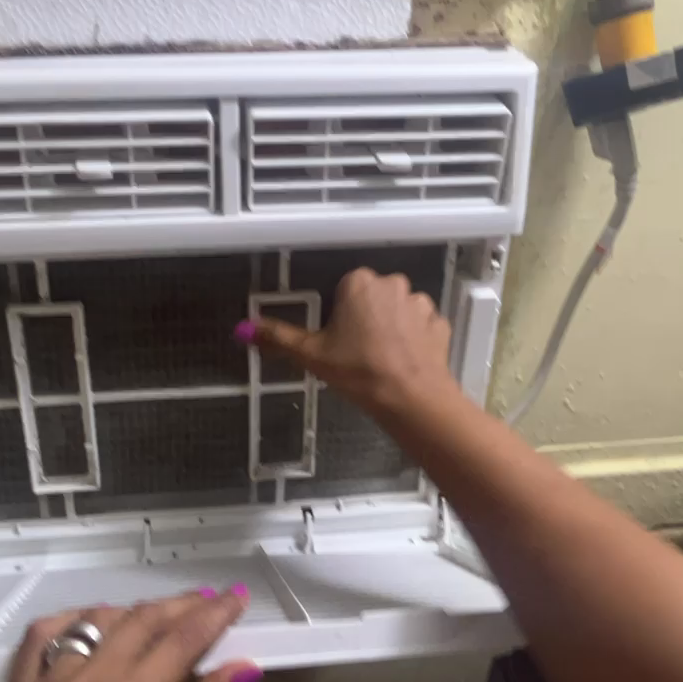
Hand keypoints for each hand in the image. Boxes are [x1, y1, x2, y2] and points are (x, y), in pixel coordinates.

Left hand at [0, 589, 262, 681]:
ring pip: (93, 620)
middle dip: (180, 606)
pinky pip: (40, 637)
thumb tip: (243, 668)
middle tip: (208, 601)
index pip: (179, 642)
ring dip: (132, 612)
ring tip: (160, 618)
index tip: (234, 599)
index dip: (213, 615)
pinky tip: (94, 622)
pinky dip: (71, 620)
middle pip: (140, 621)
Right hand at [244, 268, 461, 422]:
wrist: (412, 399)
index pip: (342, 289)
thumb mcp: (311, 355)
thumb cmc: (359, 371)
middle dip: (363, 318)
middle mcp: (392, 283)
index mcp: (358, 282)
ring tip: (380, 359)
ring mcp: (420, 302)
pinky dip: (413, 340)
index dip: (338, 315)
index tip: (337, 340)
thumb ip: (277, 337)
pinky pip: (420, 326)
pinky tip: (403, 361)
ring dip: (390, 327)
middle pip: (370, 297)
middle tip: (355, 352)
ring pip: (397, 310)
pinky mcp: (439, 324)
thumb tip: (243, 329)